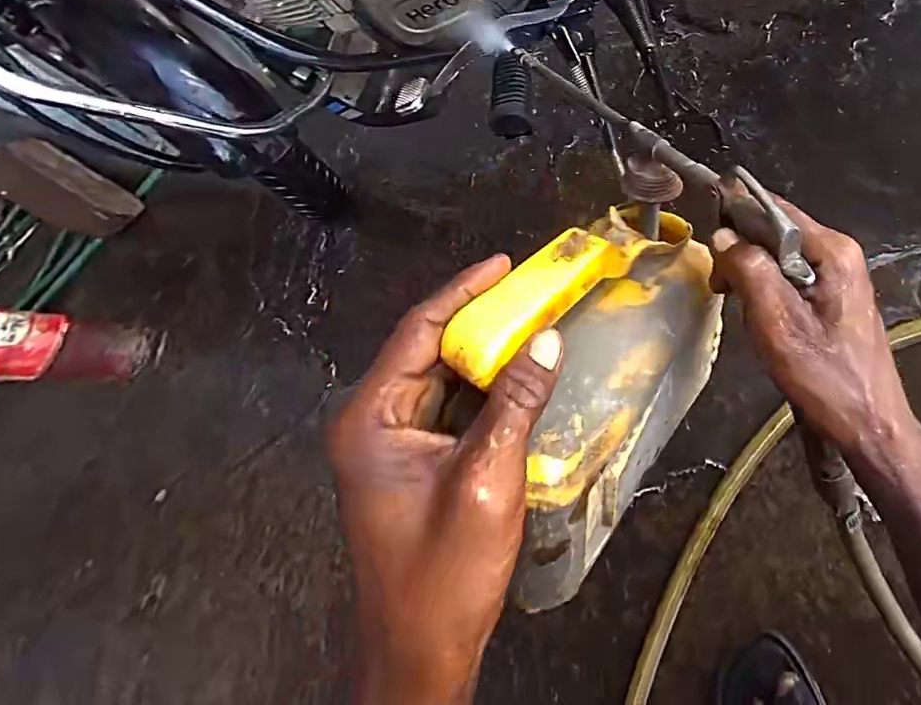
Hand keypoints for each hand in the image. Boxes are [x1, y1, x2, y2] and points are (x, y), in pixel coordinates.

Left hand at [327, 255, 562, 704]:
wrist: (421, 655)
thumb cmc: (443, 574)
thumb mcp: (486, 478)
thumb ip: (516, 403)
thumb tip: (549, 339)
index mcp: (371, 418)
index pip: (418, 331)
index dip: (462, 292)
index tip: (502, 265)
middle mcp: (375, 420)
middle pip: (429, 348)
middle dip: (479, 319)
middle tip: (527, 291)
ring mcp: (394, 441)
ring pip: (443, 375)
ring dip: (485, 352)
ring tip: (530, 321)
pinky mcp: (416, 459)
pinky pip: (452, 405)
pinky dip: (485, 386)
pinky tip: (518, 372)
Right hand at [709, 200, 914, 453]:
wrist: (869, 426)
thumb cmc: (826, 377)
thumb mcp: (778, 322)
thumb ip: (749, 270)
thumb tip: (723, 235)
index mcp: (832, 250)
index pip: (773, 208)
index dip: (735, 216)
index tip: (710, 243)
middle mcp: (837, 253)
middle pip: (774, 230)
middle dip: (740, 251)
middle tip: (721, 285)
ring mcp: (836, 275)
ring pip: (776, 255)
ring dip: (749, 274)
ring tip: (737, 304)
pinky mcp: (829, 296)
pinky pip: (785, 276)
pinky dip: (763, 289)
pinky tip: (757, 315)